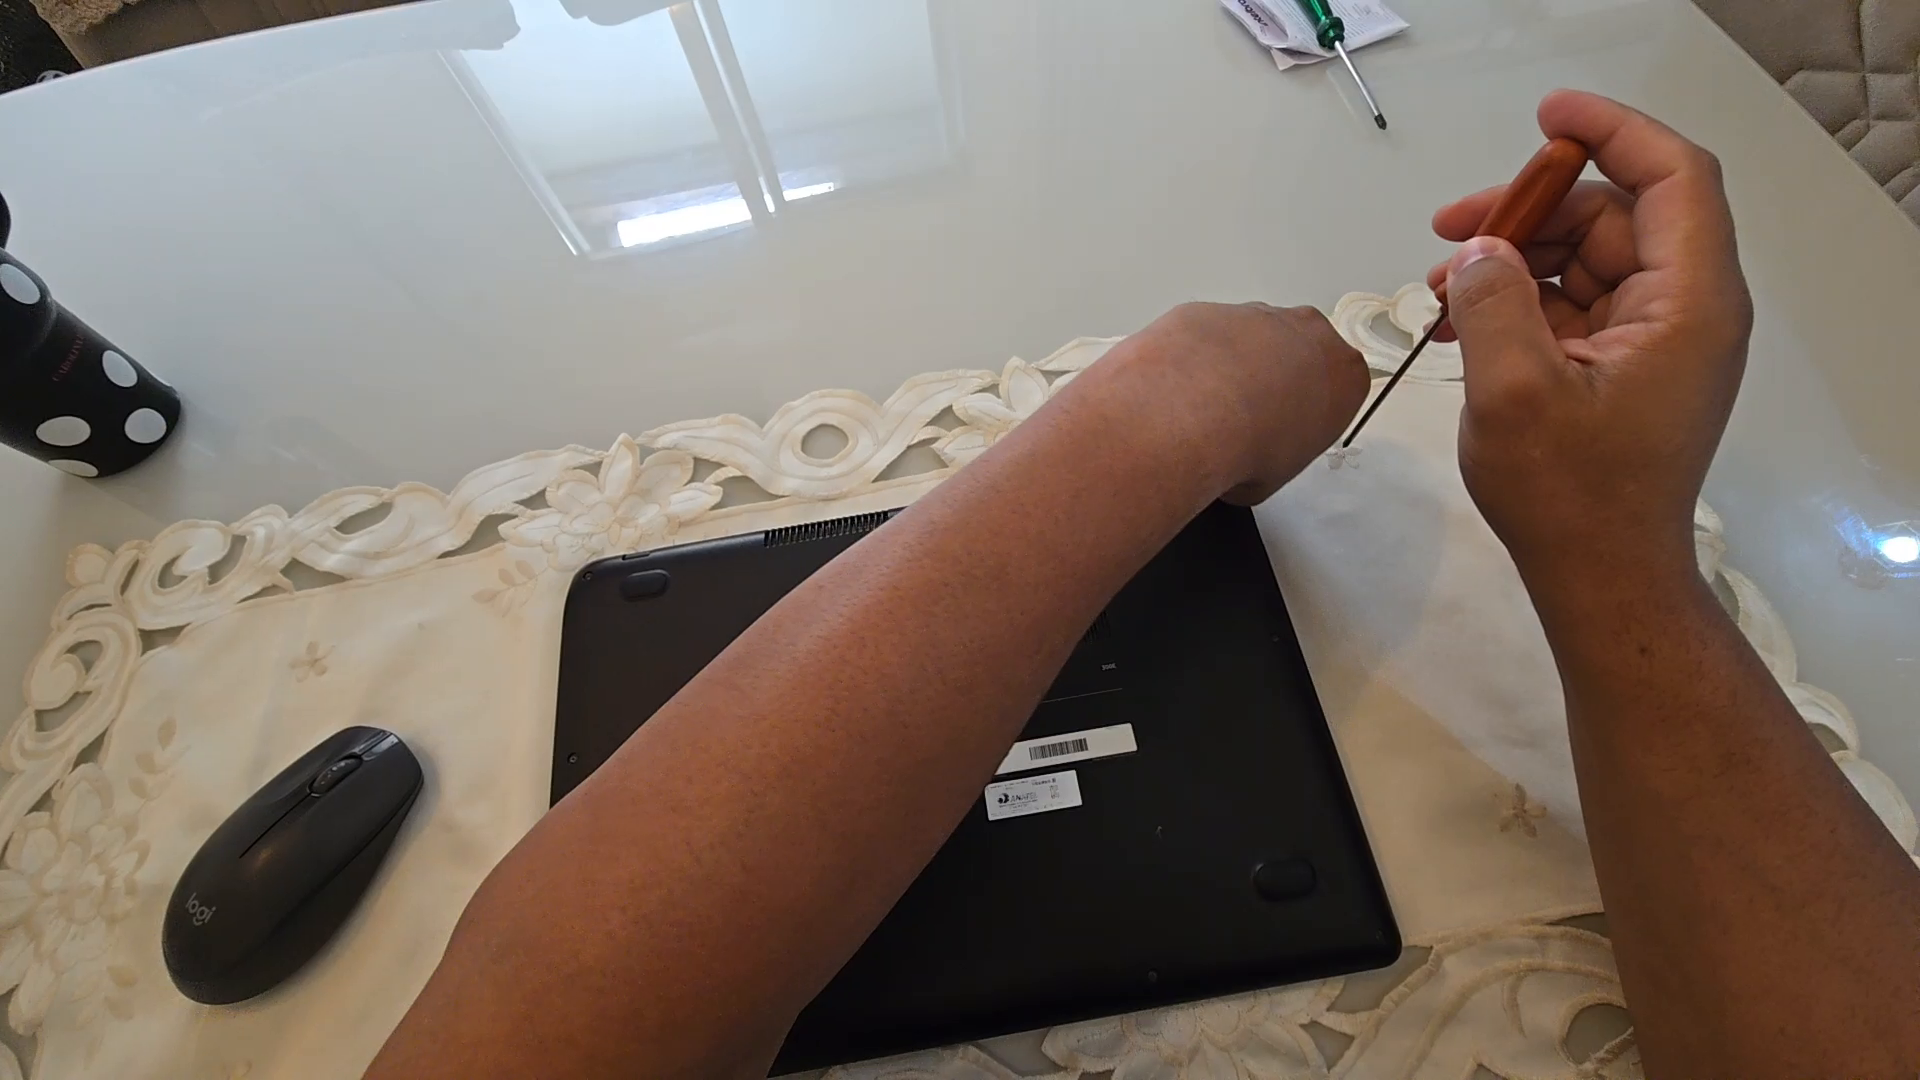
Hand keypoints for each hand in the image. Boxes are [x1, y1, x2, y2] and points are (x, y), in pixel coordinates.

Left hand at [1097, 302, 1368, 504]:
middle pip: (1293, 353)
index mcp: (1344, 374)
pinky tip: (1170, 391)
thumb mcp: (1273, 478)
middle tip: (1234, 420)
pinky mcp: (1206, 309)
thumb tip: (1242, 464)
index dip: (1300, 414)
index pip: (1334, 389)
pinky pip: (1200, 337)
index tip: (1275, 434)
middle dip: (1268, 380)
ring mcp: (1255, 313)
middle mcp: (1309, 331)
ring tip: (1196, 409)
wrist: (1190, 416)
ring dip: (1226, 366)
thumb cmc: (1248, 453)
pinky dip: (1186, 359)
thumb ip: (1273, 456)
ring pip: (1244, 339)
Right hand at [1424, 91, 1752, 587]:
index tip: (1545, 116)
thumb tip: (1477, 251)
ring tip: (1436, 290)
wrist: (1595, 568)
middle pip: (1609, 221)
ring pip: (1578, 266)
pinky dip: (1510, 307)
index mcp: (1684, 302)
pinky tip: (1455, 326)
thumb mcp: (1513, 392)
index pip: (1670, 179)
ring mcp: (1644, 342)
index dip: (1611, 133)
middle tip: (1445, 231)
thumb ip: (1493, 307)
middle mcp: (1678, 309)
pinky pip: (1562, 312)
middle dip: (1526, 214)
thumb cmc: (1564, 488)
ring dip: (1507, 264)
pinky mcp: (1610, 371)